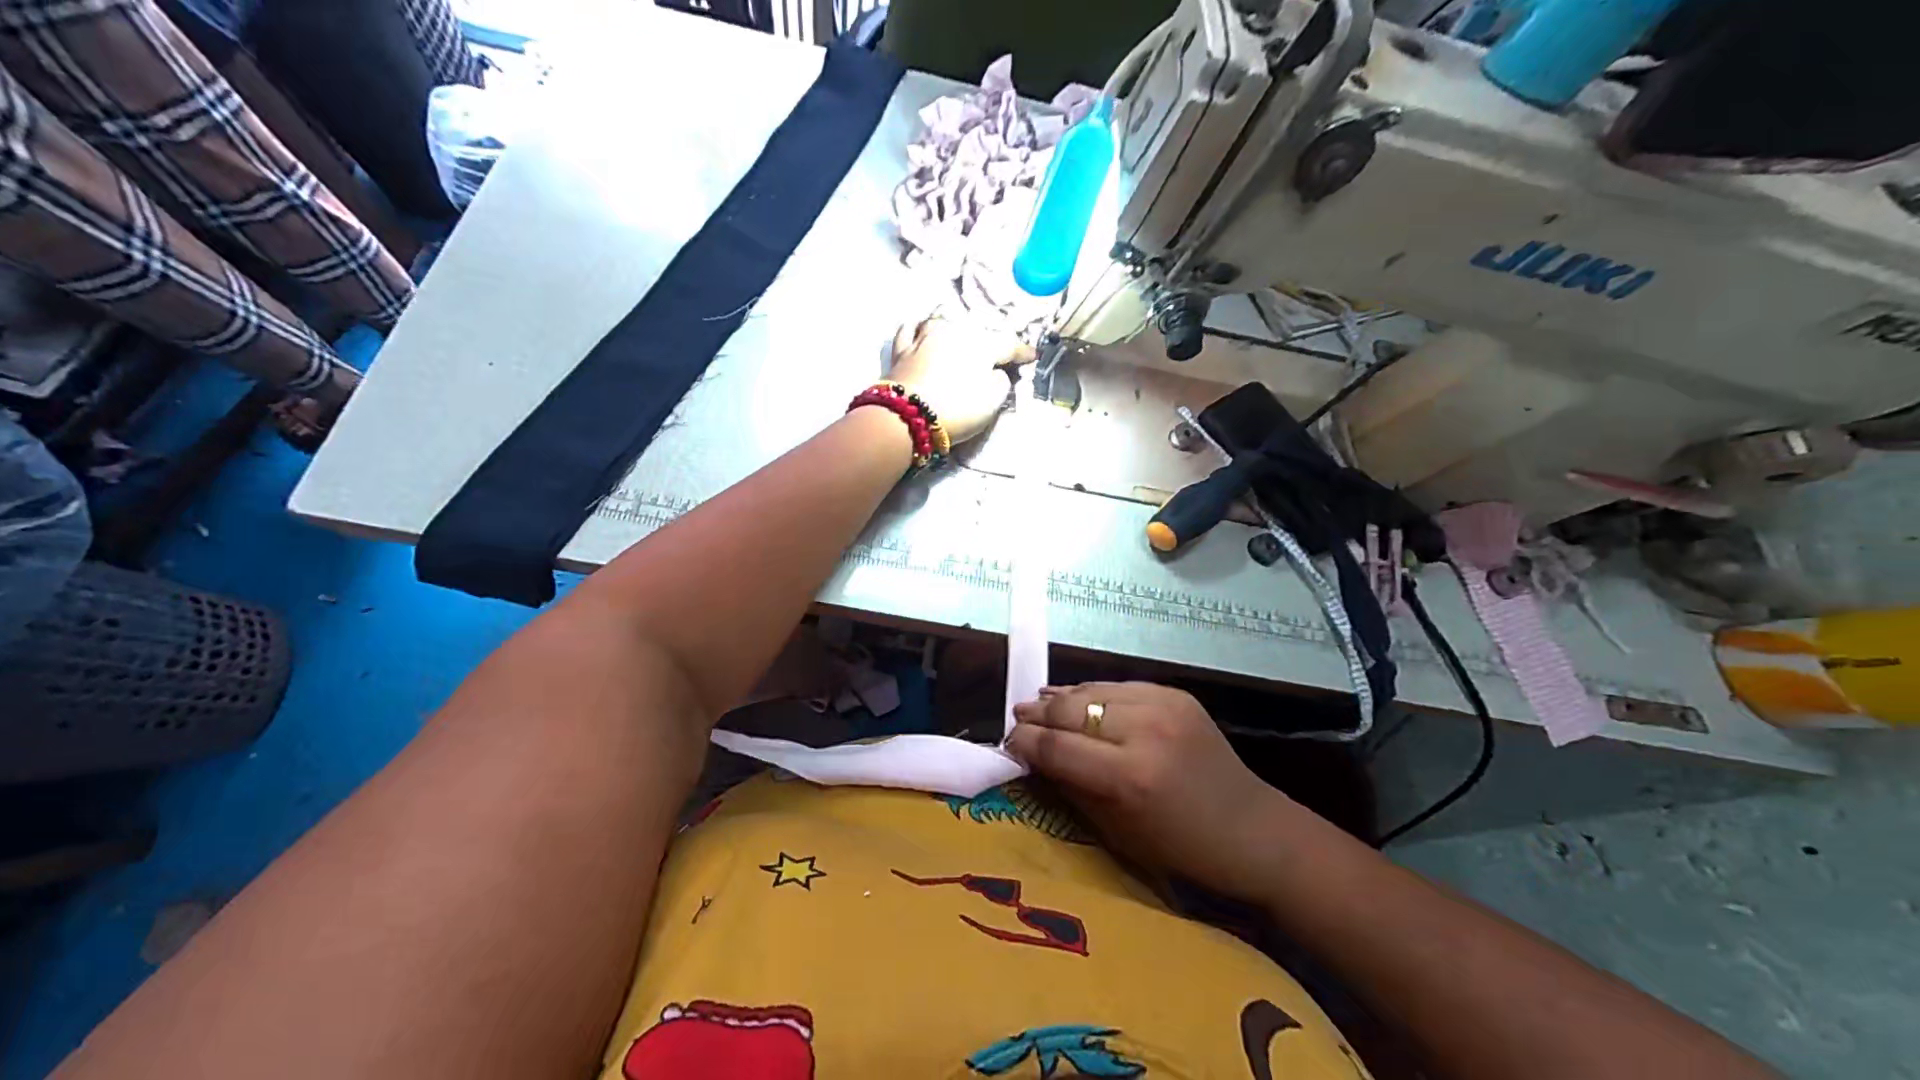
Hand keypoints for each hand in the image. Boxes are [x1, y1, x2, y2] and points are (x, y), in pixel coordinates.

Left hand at [887, 316, 1032, 444]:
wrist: (907, 415)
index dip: (1022, 352)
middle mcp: (954, 331)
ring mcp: (925, 336)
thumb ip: (1001, 382)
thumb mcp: (993, 401)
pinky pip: (912, 329)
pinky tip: (922, 331)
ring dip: (954, 328)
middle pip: (976, 331)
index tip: (1032, 356)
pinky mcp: (902, 348)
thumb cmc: (956, 409)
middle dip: (988, 340)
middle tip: (994, 352)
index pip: (1008, 344)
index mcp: (981, 343)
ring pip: (943, 322)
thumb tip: (996, 372)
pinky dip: (919, 328)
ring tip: (958, 336)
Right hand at [1009, 682, 1295, 902]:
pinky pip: (1120, 687)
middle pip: (1068, 709)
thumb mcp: (1114, 831)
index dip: (1024, 741)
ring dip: (1062, 699)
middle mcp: (1144, 731)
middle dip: (1037, 714)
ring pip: (1091, 689)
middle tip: (1017, 719)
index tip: (1008, 742)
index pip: (1055, 746)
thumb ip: (1069, 785)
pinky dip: (1094, 694)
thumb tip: (1032, 753)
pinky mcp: (1177, 694)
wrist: (1253, 831)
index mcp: (1128, 777)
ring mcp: (1164, 706)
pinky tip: (1080, 700)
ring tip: (1040, 704)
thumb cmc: (1178, 848)